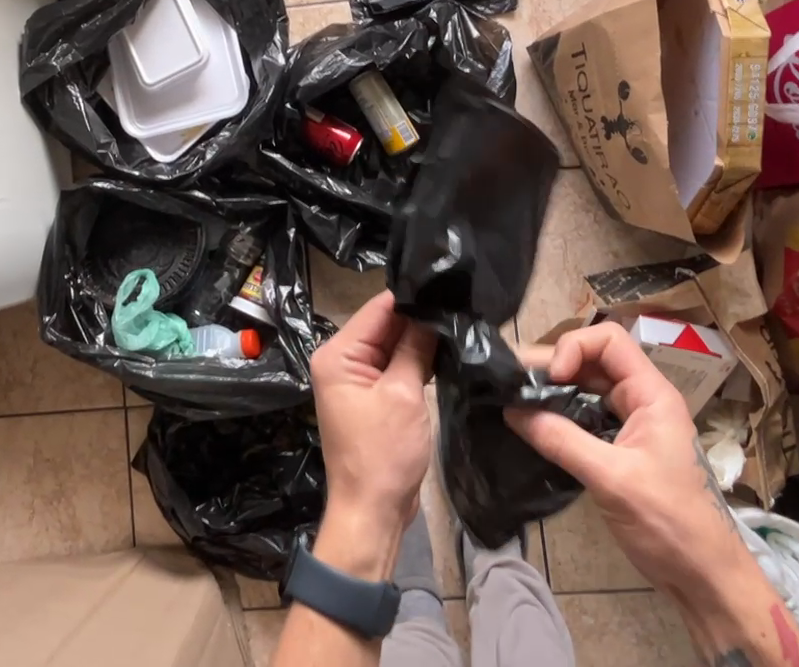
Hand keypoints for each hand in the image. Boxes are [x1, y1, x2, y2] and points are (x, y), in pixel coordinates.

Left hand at [307, 290, 437, 579]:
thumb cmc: (384, 454)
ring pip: (393, 346)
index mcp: (337, 355)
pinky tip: (447, 353)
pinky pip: (395, 367)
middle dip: (419, 318)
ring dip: (421, 340)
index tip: (447, 286)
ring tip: (460, 324)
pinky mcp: (373, 396)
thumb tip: (432, 311)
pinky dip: (416, 362)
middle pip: (384, 326)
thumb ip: (415, 348)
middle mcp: (341, 360)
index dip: (412, 297)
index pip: (377, 310)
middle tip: (461, 305)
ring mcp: (356, 379)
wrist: (372, 512)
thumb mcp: (403, 395)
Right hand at [504, 322, 747, 589]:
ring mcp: (631, 424)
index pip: (609, 341)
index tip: (551, 379)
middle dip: (552, 367)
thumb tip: (511, 410)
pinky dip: (558, 413)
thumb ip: (561, 440)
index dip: (573, 348)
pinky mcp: (620, 447)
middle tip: (513, 385)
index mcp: (652, 395)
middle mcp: (641, 400)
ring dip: (552, 390)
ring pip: (585, 387)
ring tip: (515, 400)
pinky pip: (584, 414)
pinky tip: (534, 424)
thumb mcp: (612, 479)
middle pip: (592, 360)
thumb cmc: (670, 523)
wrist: (705, 579)